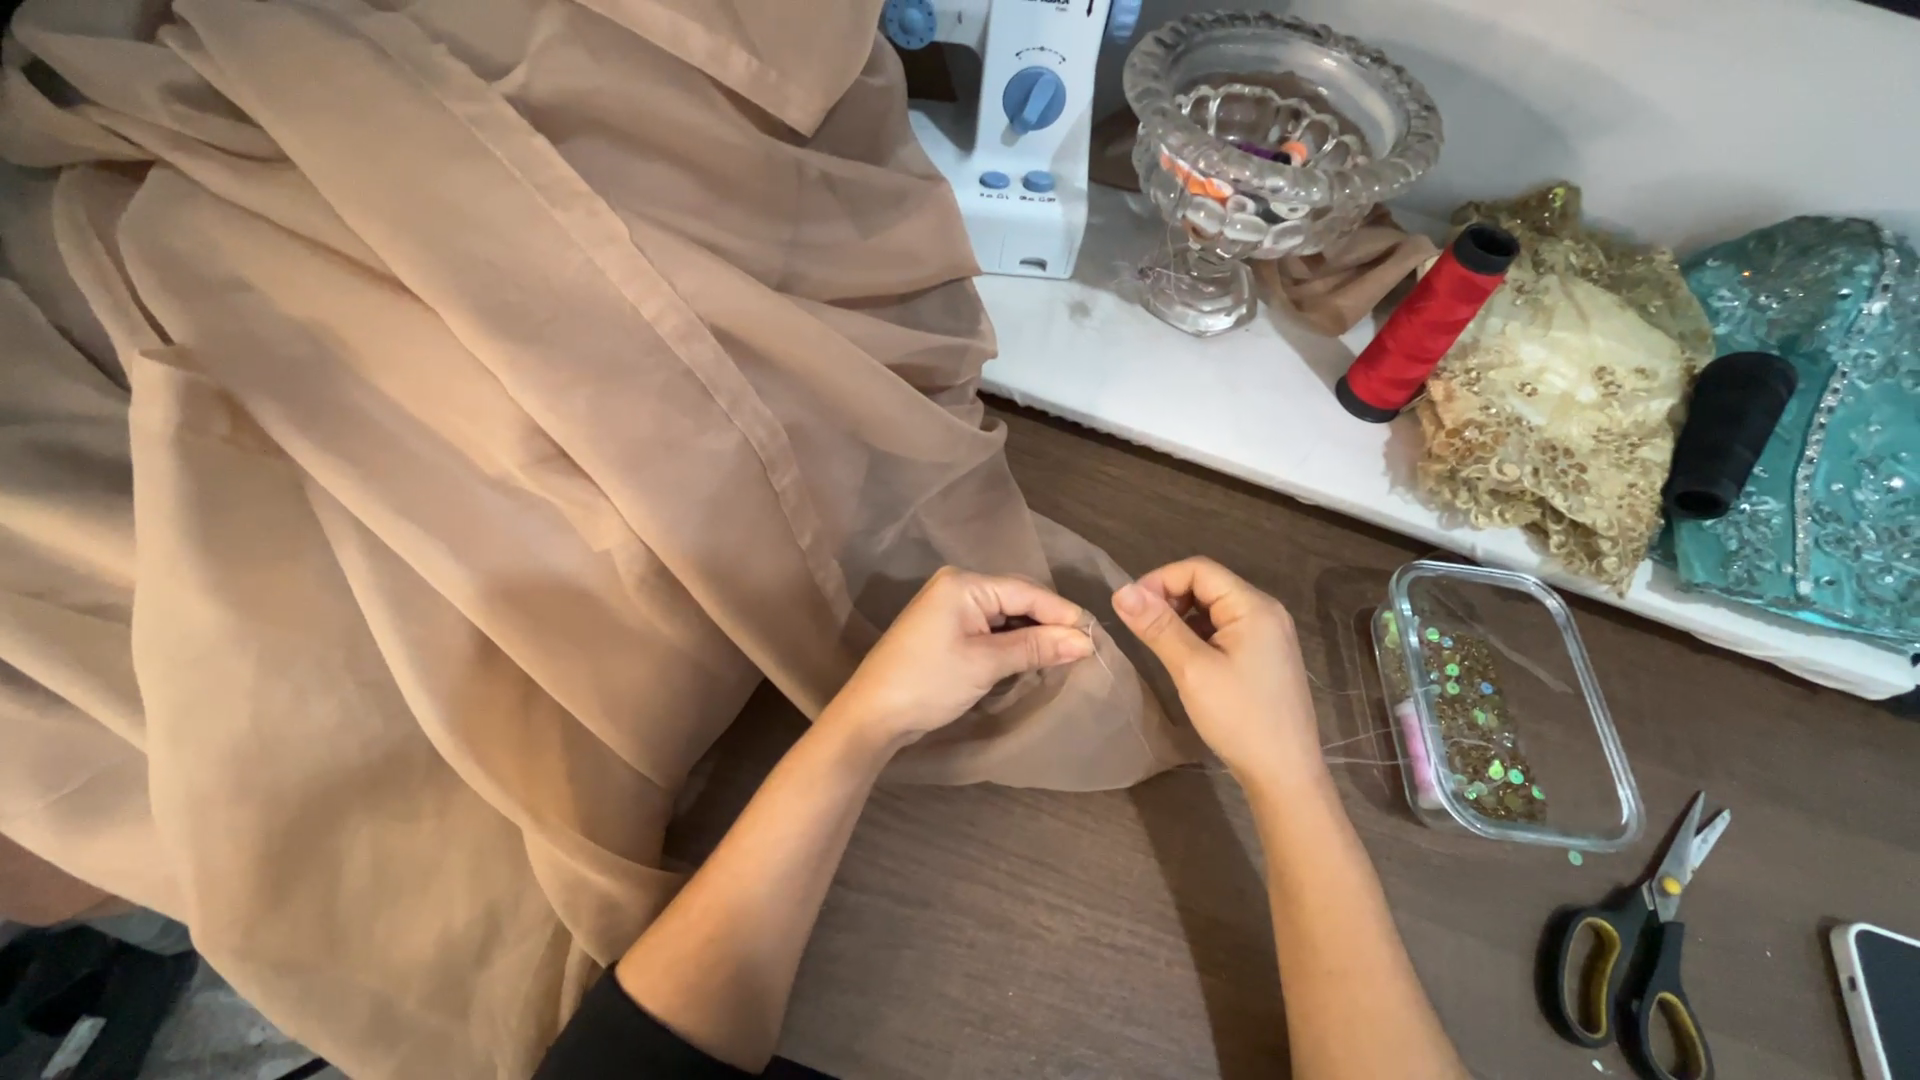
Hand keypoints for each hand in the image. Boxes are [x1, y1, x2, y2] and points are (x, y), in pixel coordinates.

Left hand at [825, 567, 1093, 751]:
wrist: (872, 715)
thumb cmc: (928, 682)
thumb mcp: (986, 663)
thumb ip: (1036, 647)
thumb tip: (1085, 641)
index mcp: (964, 583)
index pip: (1027, 591)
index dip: (1063, 613)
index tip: (1096, 637)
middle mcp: (957, 586)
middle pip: (1017, 599)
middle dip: (1049, 623)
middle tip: (1084, 649)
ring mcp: (949, 608)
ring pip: (1005, 615)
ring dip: (1032, 634)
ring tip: (1065, 655)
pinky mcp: (945, 631)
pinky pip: (989, 628)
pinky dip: (1011, 642)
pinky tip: (1032, 657)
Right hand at [1111, 557, 1320, 788]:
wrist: (1284, 774)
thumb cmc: (1239, 717)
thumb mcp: (1192, 669)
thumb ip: (1157, 626)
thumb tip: (1120, 590)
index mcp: (1253, 606)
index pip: (1198, 569)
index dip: (1159, 581)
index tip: (1130, 609)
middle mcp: (1265, 612)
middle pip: (1207, 585)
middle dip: (1169, 599)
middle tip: (1142, 630)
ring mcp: (1268, 635)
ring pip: (1213, 608)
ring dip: (1181, 619)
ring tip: (1160, 647)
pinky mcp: (1264, 656)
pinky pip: (1224, 630)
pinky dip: (1198, 636)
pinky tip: (1184, 660)